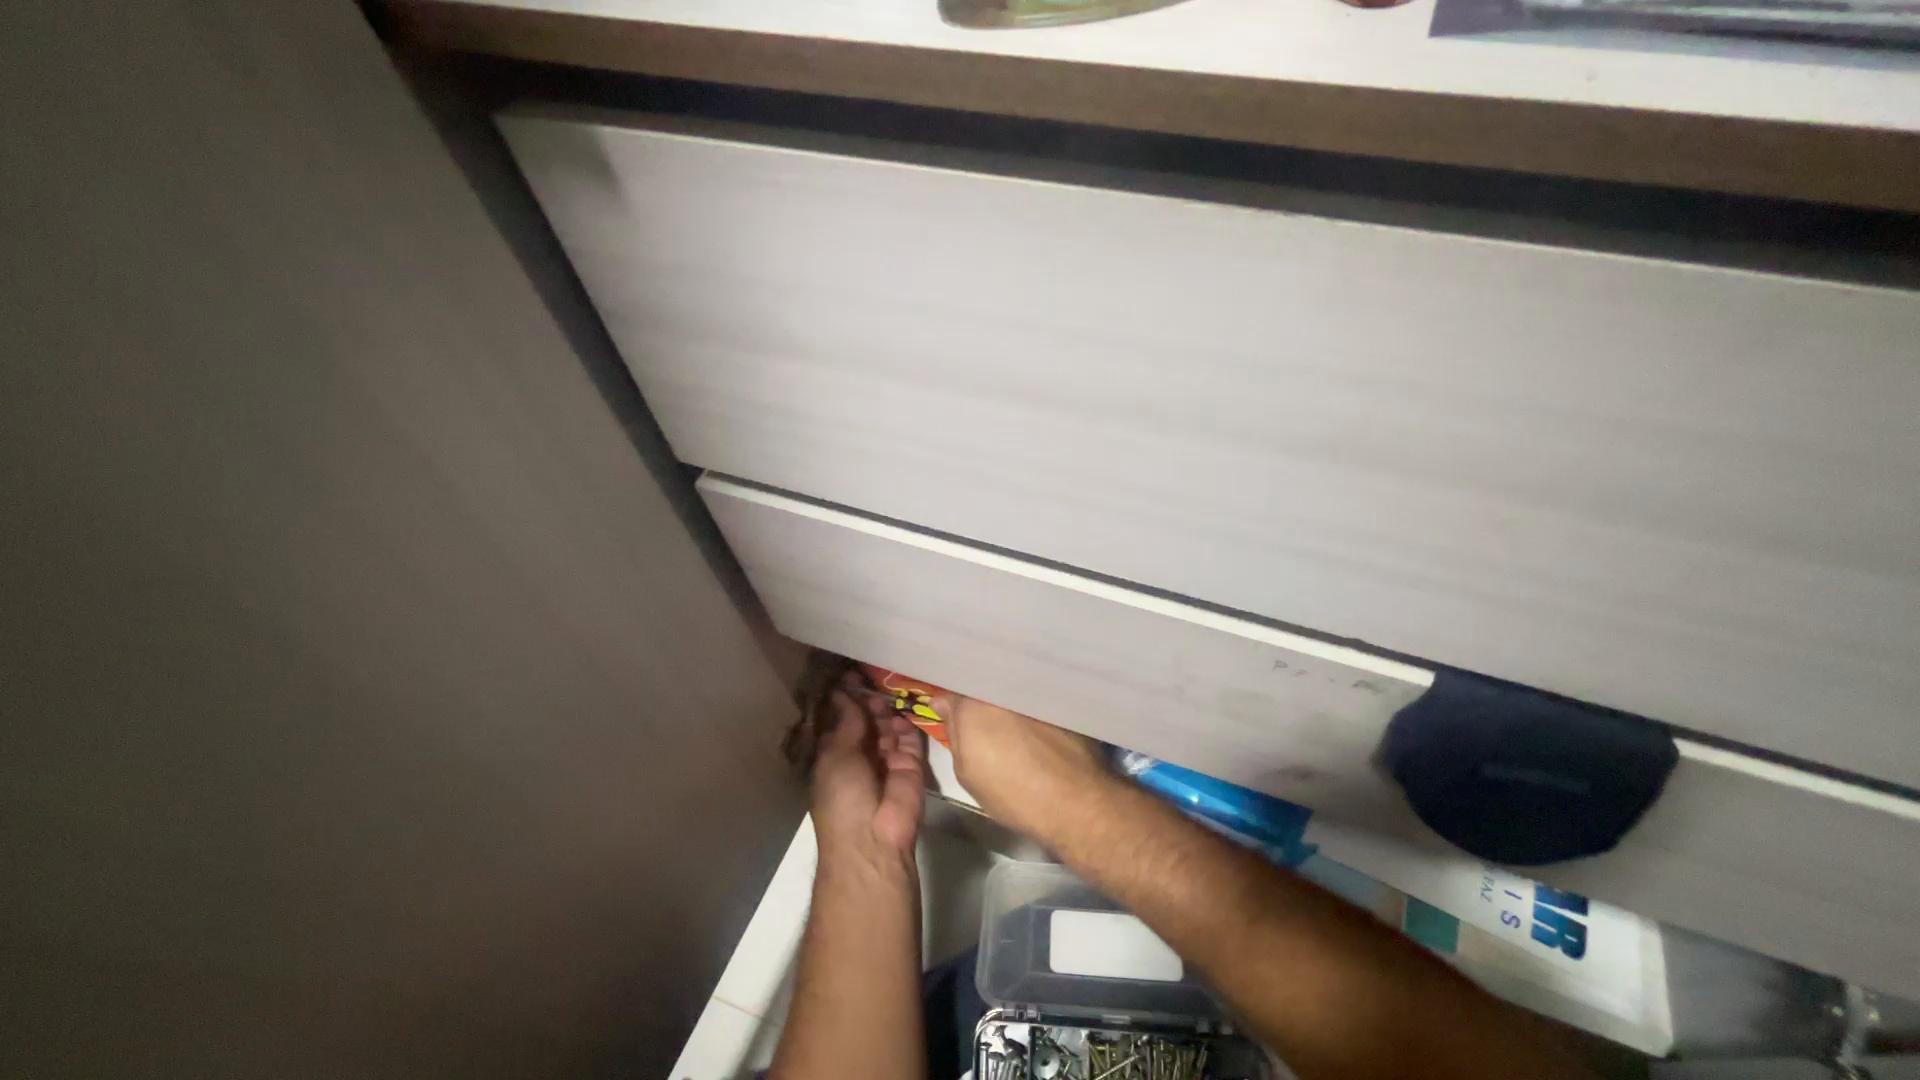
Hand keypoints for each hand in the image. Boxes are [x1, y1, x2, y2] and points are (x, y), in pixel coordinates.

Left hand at [811, 675, 925, 865]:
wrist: (872, 838)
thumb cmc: (842, 796)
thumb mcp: (836, 755)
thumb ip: (847, 722)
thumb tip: (843, 692)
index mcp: (836, 757)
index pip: (842, 722)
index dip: (845, 700)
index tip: (850, 674)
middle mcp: (862, 757)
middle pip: (866, 722)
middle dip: (867, 701)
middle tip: (871, 676)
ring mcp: (887, 761)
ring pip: (888, 727)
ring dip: (885, 710)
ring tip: (885, 691)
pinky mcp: (911, 766)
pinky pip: (910, 738)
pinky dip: (906, 723)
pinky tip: (903, 705)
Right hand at [940, 695, 1115, 840]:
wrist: (1076, 800)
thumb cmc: (1013, 793)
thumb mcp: (967, 773)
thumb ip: (954, 735)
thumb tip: (945, 707)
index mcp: (973, 704)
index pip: (951, 691)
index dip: (947, 703)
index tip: (947, 714)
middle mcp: (1003, 688)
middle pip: (982, 682)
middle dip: (976, 694)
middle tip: (977, 717)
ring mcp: (1034, 690)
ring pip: (1010, 685)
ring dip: (1003, 697)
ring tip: (1007, 721)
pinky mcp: (1061, 699)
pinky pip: (1036, 694)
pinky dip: (1030, 703)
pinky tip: (1034, 725)